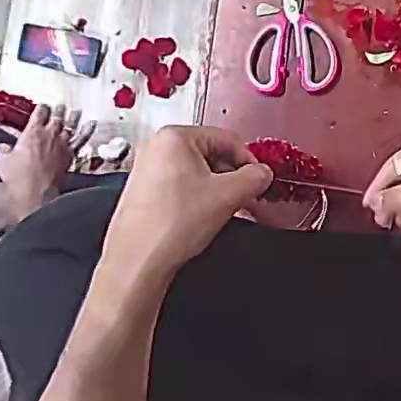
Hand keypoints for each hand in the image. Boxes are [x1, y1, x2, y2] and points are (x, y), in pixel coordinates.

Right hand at [0, 103, 94, 217]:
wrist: (36, 190)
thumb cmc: (17, 176)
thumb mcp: (2, 162)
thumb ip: (3, 152)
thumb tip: (3, 148)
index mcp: (32, 132)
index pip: (39, 113)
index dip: (42, 108)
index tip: (43, 106)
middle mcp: (50, 134)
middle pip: (57, 117)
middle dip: (59, 110)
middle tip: (61, 106)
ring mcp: (63, 143)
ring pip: (71, 125)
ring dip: (73, 117)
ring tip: (76, 111)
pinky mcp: (71, 153)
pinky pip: (82, 138)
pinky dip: (88, 130)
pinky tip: (92, 124)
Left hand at [96, 126, 273, 299]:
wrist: (136, 263)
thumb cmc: (173, 223)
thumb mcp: (229, 195)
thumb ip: (255, 177)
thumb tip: (263, 173)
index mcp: (175, 137)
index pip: (228, 140)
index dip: (249, 161)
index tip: (259, 179)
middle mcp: (157, 147)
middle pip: (214, 155)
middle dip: (234, 177)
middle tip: (248, 196)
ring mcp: (148, 169)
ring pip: (200, 172)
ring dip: (220, 189)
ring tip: (230, 209)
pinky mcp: (145, 191)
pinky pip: (184, 185)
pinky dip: (201, 197)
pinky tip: (208, 215)